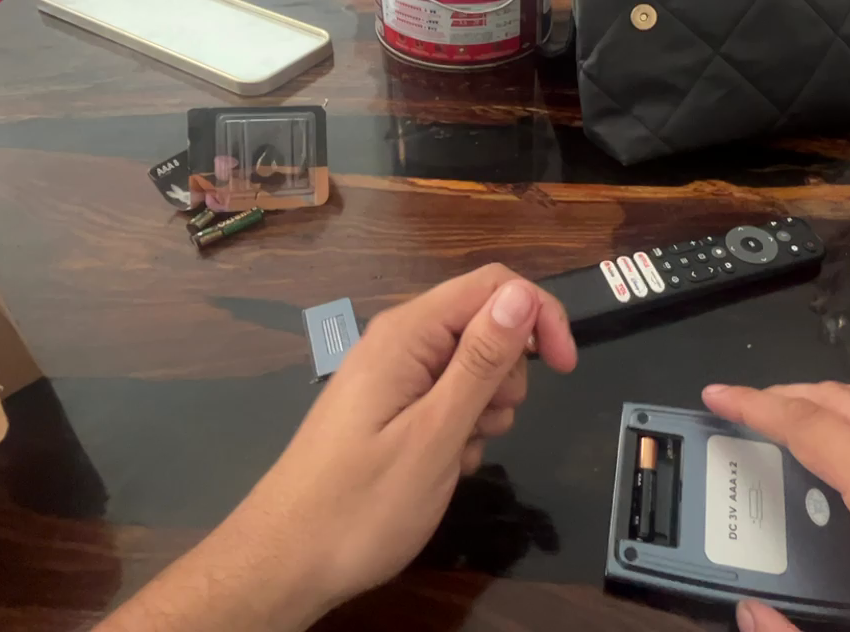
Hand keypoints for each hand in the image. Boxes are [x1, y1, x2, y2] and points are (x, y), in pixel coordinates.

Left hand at [98, 265, 575, 631]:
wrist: (285, 563)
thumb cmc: (361, 504)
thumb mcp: (435, 434)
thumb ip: (481, 360)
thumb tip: (522, 293)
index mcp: (410, 332)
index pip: (495, 285)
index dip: (538, 314)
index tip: (564, 367)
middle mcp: (402, 338)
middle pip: (485, 321)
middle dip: (507, 370)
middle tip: (488, 423)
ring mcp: (396, 370)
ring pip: (473, 362)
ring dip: (486, 405)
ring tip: (459, 450)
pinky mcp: (393, 401)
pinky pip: (449, 393)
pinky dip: (462, 424)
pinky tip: (443, 461)